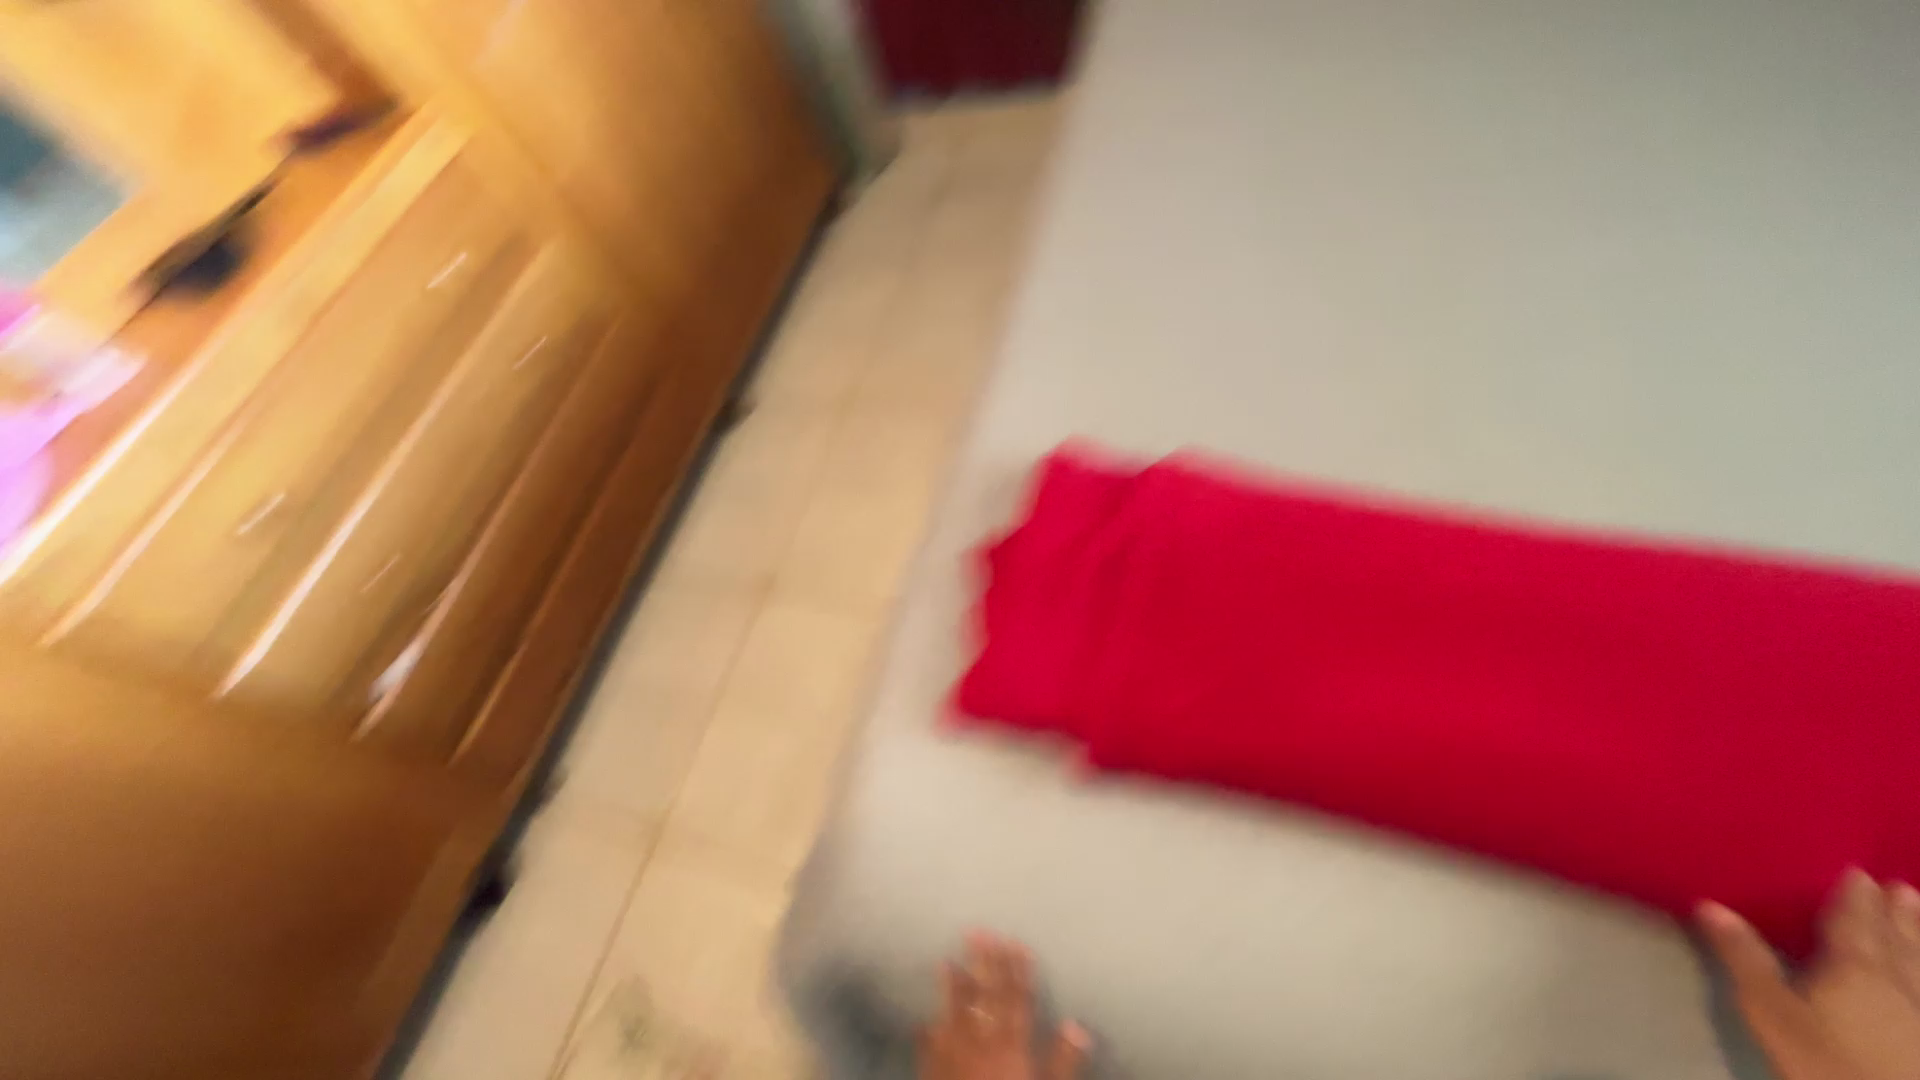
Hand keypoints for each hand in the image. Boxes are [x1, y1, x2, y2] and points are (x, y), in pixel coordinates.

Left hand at [919, 933, 1090, 1079]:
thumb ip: (1063, 1063)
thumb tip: (1076, 1026)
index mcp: (1014, 1050)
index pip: (1018, 1001)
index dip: (1018, 971)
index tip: (1016, 943)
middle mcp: (983, 1048)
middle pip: (986, 999)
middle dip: (984, 965)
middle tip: (978, 933)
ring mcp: (955, 1062)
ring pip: (954, 1016)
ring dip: (952, 987)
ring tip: (946, 960)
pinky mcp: (935, 1077)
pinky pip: (930, 1050)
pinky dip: (928, 1032)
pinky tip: (924, 1020)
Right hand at [1700, 870, 1919, 1079]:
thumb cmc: (1824, 1058)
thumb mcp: (1770, 1009)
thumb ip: (1744, 956)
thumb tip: (1708, 903)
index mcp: (1856, 968)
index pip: (1853, 923)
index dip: (1853, 895)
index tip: (1854, 868)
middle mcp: (1901, 982)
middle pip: (1900, 941)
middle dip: (1897, 913)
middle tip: (1897, 884)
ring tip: (1919, 911)